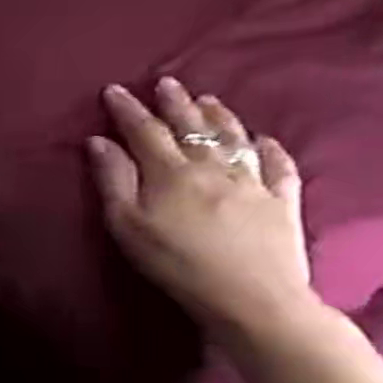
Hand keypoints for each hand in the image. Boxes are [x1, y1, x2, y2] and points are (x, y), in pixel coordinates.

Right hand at [87, 78, 317, 336]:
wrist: (253, 300)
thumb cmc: (177, 264)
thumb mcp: (128, 225)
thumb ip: (113, 180)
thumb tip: (99, 141)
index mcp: (170, 172)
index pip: (143, 130)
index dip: (127, 109)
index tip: (114, 90)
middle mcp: (211, 167)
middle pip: (190, 126)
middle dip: (174, 102)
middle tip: (165, 82)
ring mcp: (252, 182)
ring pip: (233, 138)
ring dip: (218, 116)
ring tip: (207, 99)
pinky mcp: (283, 202)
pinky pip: (278, 167)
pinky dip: (271, 149)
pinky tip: (265, 140)